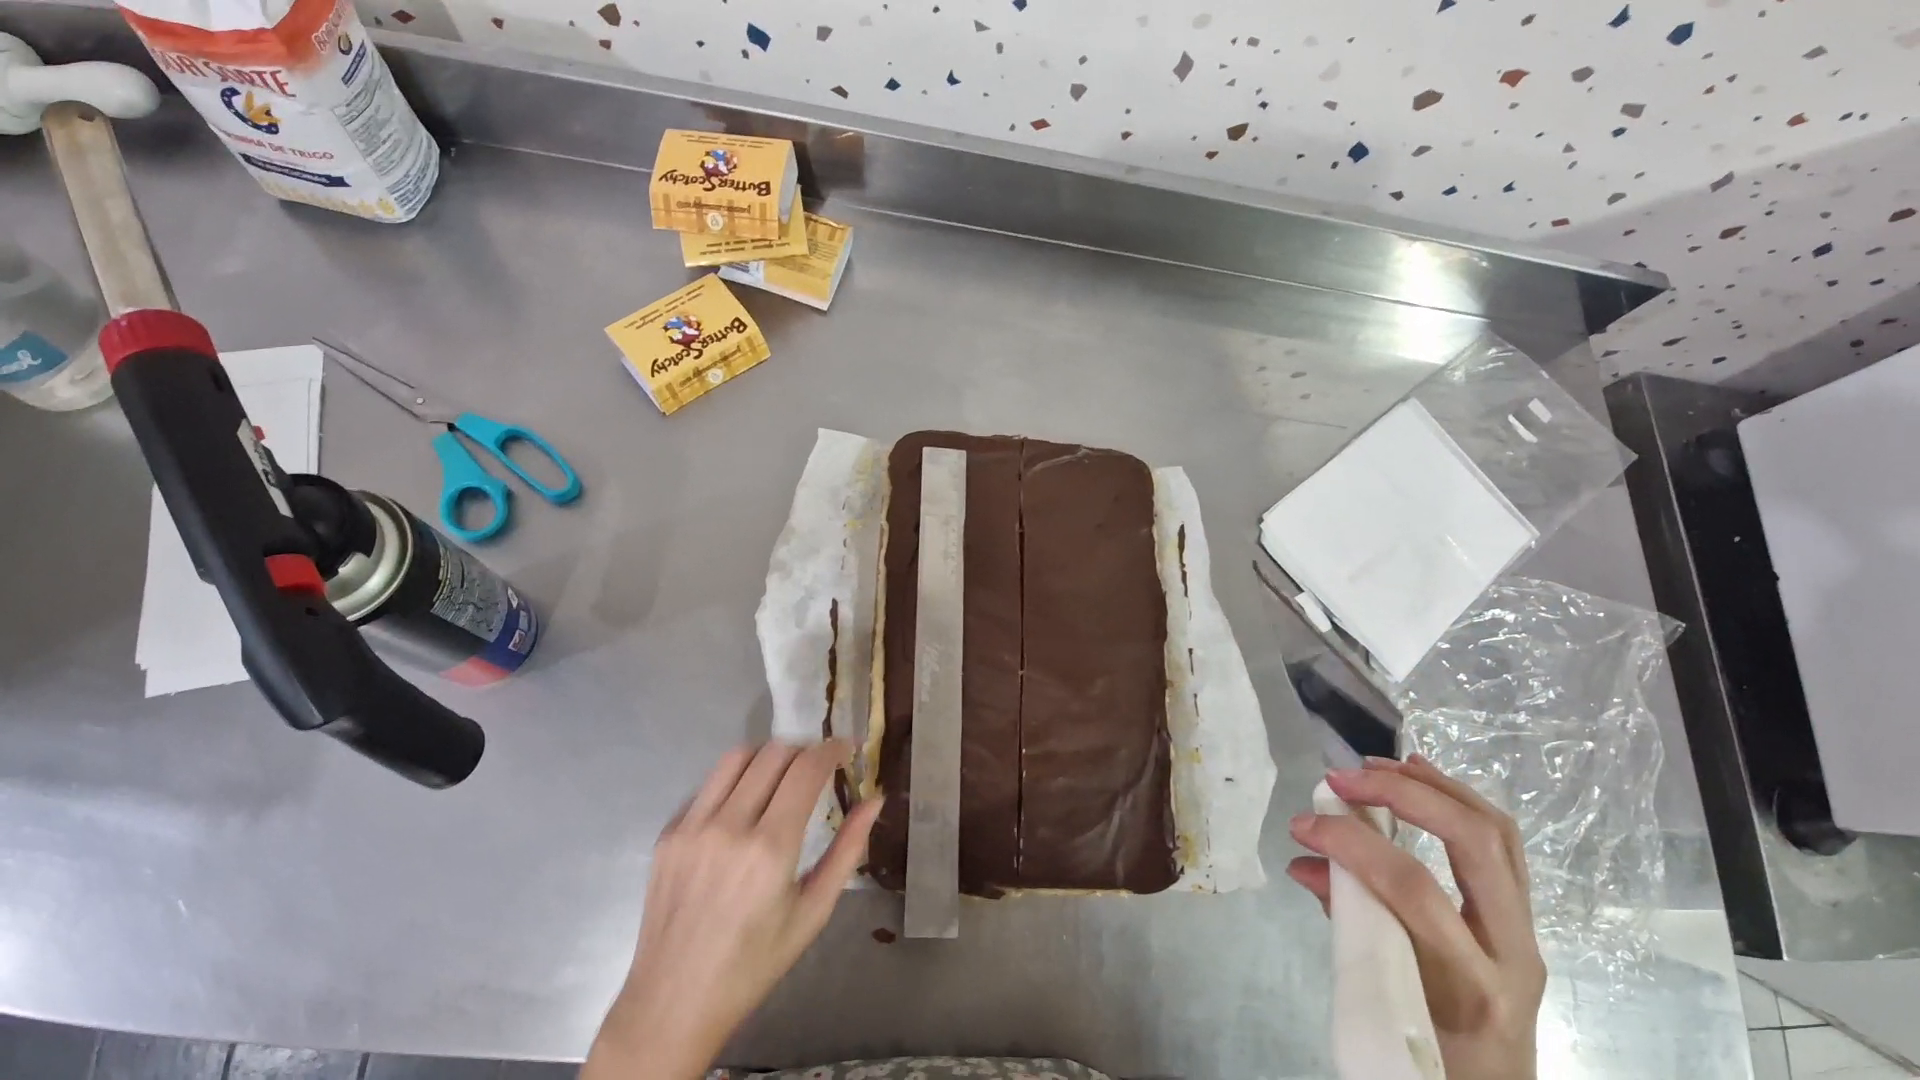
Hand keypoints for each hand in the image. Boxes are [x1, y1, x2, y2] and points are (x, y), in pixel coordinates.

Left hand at [584, 741, 882, 1079]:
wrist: (675, 1000)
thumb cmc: (755, 963)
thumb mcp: (813, 912)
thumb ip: (847, 850)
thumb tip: (875, 801)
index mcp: (770, 848)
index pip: (805, 769)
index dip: (831, 750)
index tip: (845, 749)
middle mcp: (728, 826)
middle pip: (773, 754)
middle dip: (803, 751)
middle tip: (818, 768)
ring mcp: (691, 826)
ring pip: (735, 757)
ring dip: (767, 757)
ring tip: (781, 778)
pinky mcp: (668, 834)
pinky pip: (707, 786)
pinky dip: (733, 783)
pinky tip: (743, 809)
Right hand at [1287, 755, 1546, 1079]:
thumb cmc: (1429, 1060)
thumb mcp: (1381, 1006)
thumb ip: (1346, 928)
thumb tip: (1304, 863)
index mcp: (1472, 983)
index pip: (1414, 890)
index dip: (1353, 844)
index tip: (1305, 824)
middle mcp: (1513, 950)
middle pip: (1474, 843)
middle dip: (1405, 795)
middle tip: (1345, 777)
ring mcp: (1529, 932)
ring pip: (1499, 833)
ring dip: (1435, 786)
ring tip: (1380, 765)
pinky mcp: (1527, 920)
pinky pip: (1503, 844)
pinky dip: (1459, 801)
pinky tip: (1422, 778)